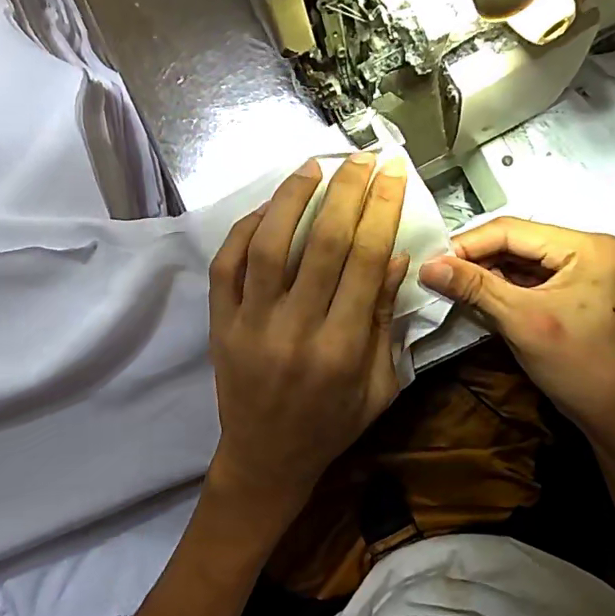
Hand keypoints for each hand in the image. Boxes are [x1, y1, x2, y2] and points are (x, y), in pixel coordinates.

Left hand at [205, 152, 411, 525]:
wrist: (267, 458)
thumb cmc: (332, 425)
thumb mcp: (379, 384)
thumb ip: (385, 320)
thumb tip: (394, 255)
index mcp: (342, 347)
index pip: (365, 259)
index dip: (381, 209)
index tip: (392, 174)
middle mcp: (295, 329)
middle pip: (322, 243)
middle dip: (346, 191)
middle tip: (360, 158)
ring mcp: (250, 324)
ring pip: (268, 245)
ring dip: (291, 198)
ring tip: (312, 167)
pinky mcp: (220, 324)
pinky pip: (226, 266)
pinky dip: (244, 230)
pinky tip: (267, 208)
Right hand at [417, 218, 614, 461]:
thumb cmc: (578, 366)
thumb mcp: (520, 321)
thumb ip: (473, 287)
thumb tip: (426, 265)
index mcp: (585, 246)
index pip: (511, 231)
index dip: (466, 244)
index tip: (429, 262)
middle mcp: (585, 248)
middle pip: (513, 242)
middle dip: (473, 258)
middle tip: (434, 273)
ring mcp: (579, 269)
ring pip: (516, 259)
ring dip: (483, 273)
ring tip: (447, 284)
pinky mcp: (571, 289)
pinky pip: (526, 277)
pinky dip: (498, 286)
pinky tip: (472, 294)